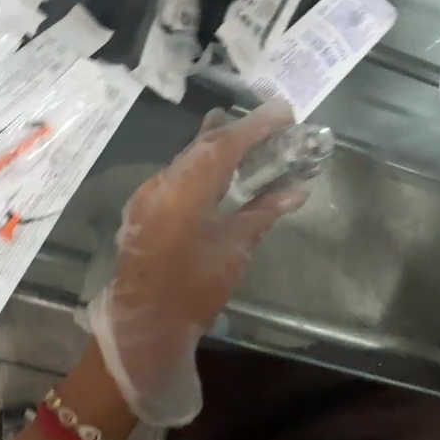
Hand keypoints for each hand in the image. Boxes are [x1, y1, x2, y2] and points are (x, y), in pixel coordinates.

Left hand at [85, 101, 306, 425]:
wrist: (142, 328)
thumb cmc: (191, 292)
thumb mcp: (234, 251)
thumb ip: (263, 213)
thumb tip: (297, 190)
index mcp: (183, 193)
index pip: (223, 146)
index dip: (255, 126)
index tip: (284, 112)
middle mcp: (161, 184)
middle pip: (204, 146)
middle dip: (240, 131)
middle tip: (274, 124)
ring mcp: (149, 194)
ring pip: (189, 158)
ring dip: (221, 146)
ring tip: (254, 139)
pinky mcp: (146, 207)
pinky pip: (179, 173)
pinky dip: (205, 165)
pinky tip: (223, 169)